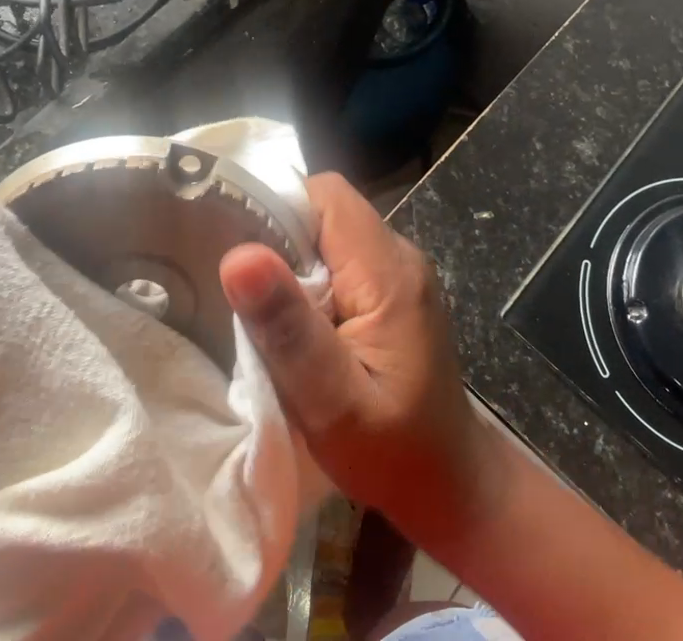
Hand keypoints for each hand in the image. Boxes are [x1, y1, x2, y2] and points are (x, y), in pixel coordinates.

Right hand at [219, 174, 499, 542]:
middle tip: (235, 290)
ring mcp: (400, 277)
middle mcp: (400, 259)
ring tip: (255, 311)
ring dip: (290, 266)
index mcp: (389, 273)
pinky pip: (342, 267)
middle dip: (276, 239)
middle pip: (327, 214)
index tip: (232, 242)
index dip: (276, 207)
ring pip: (331, 240)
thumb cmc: (393, 452)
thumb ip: (289, 331)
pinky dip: (309, 286)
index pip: (328, 197)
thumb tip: (238, 256)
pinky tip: (290, 328)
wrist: (450, 484)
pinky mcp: (393, 298)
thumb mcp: (332, 402)